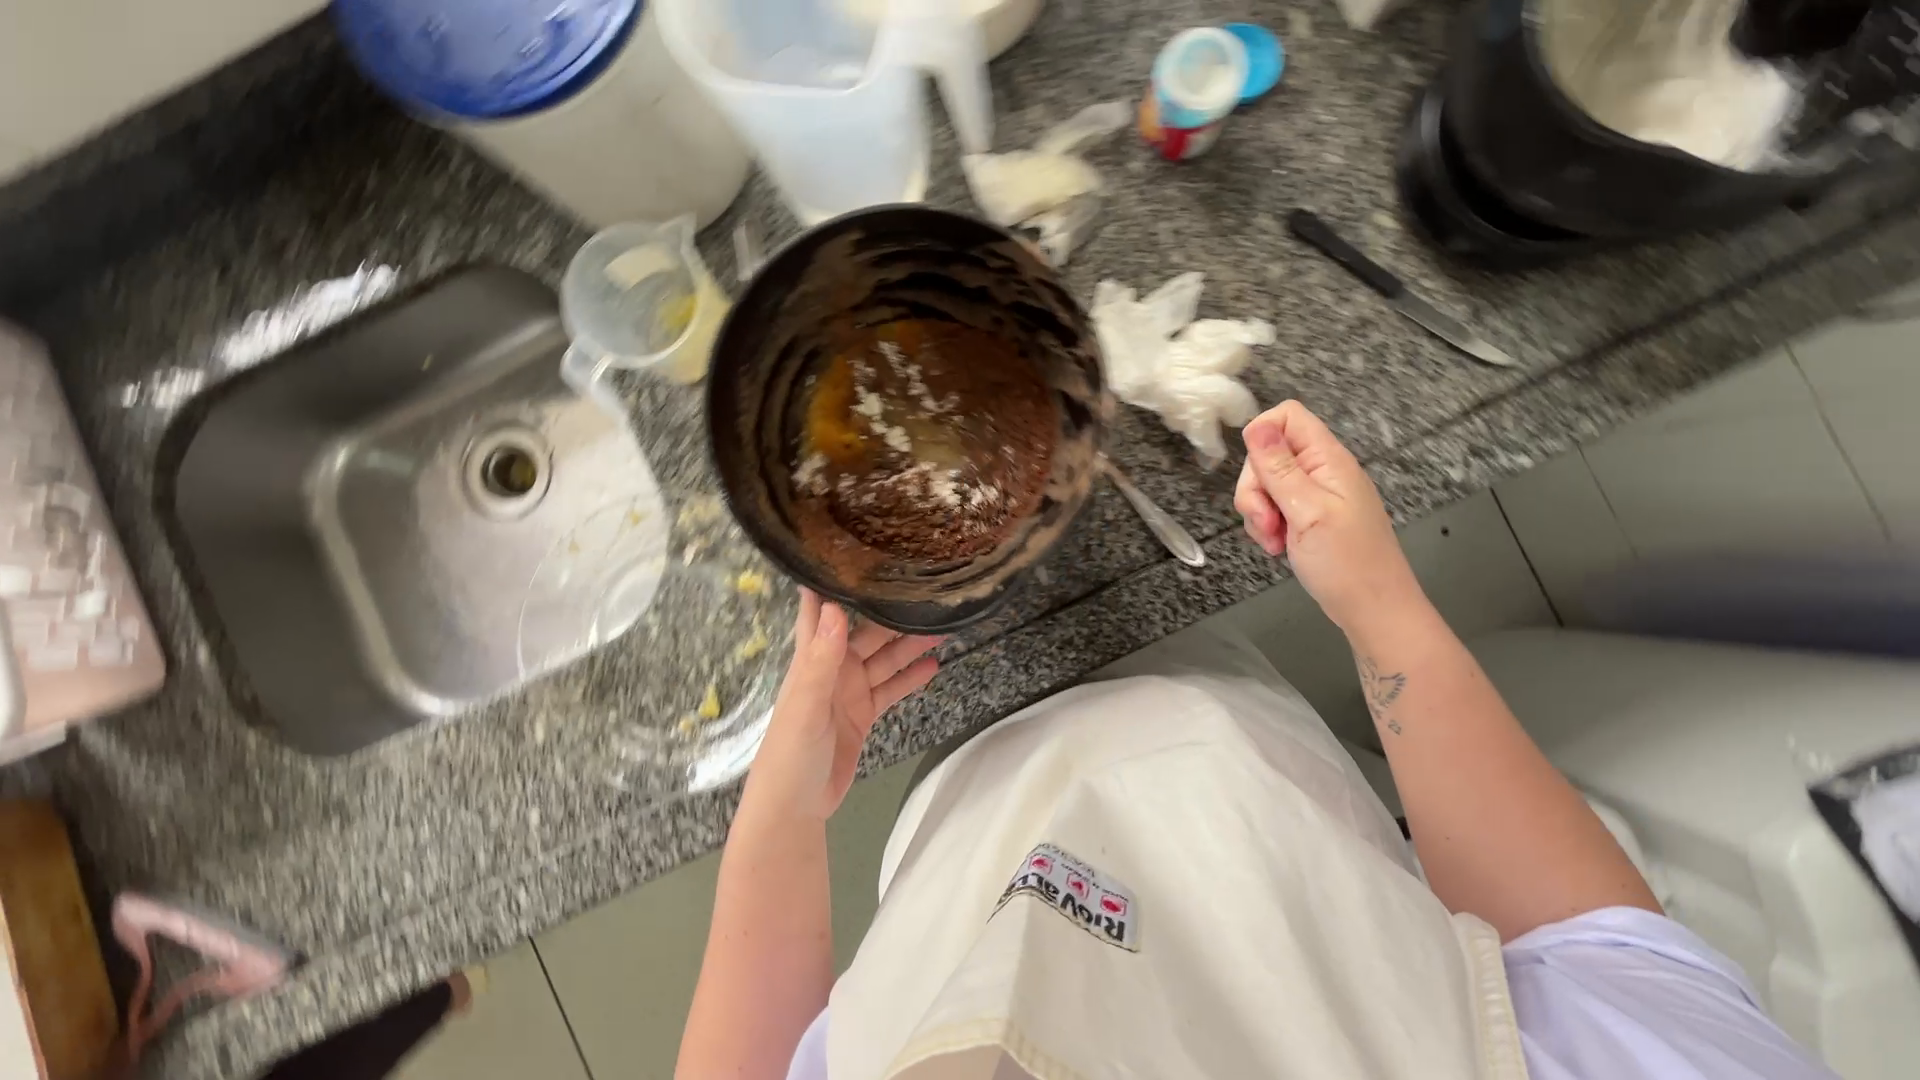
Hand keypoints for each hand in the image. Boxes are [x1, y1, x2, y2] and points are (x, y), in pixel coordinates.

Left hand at [742, 590, 941, 821]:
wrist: (796, 806)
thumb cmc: (791, 752)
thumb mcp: (806, 705)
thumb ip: (820, 659)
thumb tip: (833, 607)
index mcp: (812, 660)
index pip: (819, 611)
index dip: (833, 584)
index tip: (854, 555)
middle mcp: (832, 669)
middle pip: (865, 633)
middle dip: (891, 615)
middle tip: (924, 593)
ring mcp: (849, 691)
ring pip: (884, 659)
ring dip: (908, 645)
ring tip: (941, 626)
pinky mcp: (862, 714)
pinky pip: (890, 688)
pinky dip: (910, 677)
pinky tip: (933, 665)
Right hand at [1234, 401, 1426, 637]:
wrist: (1372, 610)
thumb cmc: (1347, 562)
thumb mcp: (1307, 512)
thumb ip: (1280, 468)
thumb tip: (1257, 425)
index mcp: (1327, 460)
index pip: (1286, 417)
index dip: (1261, 436)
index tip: (1258, 474)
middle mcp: (1320, 471)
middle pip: (1267, 455)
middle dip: (1255, 488)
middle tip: (1268, 521)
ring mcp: (1314, 495)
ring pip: (1264, 484)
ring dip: (1258, 512)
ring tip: (1274, 540)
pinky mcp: (1307, 517)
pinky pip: (1273, 508)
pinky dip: (1266, 526)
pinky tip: (1277, 546)